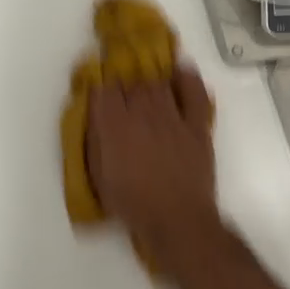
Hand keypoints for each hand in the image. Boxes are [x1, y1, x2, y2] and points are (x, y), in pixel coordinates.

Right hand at [87, 68, 217, 260]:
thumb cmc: (131, 202)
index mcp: (113, 126)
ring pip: (157, 84)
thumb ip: (95, 140)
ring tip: (144, 77)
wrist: (177, 220)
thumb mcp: (99, 174)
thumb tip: (93, 117)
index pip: (104, 90)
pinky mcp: (196, 126)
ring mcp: (171, 118)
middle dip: (124, 81)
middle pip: (131, 83)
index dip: (100, 85)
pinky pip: (193, 94)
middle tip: (122, 87)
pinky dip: (187, 79)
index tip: (98, 87)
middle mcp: (141, 115)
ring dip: (148, 79)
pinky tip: (181, 68)